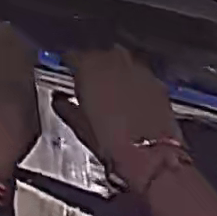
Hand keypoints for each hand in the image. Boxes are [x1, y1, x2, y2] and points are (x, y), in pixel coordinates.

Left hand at [0, 16, 39, 179]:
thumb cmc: (4, 138)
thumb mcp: (32, 117)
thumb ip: (30, 88)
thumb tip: (26, 79)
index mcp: (25, 65)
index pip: (27, 41)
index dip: (24, 49)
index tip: (21, 56)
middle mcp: (2, 49)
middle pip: (4, 28)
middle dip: (4, 38)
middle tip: (0, 51)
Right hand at [58, 45, 178, 175]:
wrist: (153, 159)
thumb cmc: (111, 142)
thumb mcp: (79, 125)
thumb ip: (64, 104)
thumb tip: (59, 99)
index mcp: (86, 63)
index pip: (71, 56)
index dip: (69, 68)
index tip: (69, 78)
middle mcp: (111, 58)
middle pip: (97, 56)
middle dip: (94, 70)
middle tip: (94, 91)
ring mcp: (136, 67)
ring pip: (120, 64)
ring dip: (115, 74)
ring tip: (116, 96)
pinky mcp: (156, 81)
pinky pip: (139, 76)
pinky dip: (135, 84)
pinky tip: (135, 103)